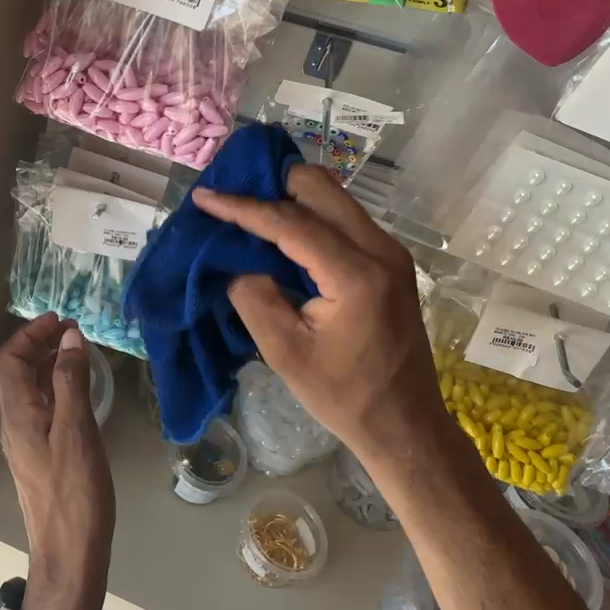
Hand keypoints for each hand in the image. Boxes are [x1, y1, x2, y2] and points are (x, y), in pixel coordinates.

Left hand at [0, 315, 113, 609]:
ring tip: (78, 350)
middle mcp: (15, 423)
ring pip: (30, 389)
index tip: (58, 319)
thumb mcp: (77, 430)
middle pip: (17, 371)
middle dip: (40, 344)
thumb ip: (71, 381)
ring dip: (49, 364)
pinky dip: (58, 387)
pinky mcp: (41, 455)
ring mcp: (27, 441)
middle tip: (73, 330)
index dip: (29, 334)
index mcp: (17, 414)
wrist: (70, 553)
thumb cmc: (74, 492)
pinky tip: (80, 389)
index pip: (8, 359)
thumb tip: (68, 337)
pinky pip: (43, 407)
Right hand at [192, 164, 443, 456]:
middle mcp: (381, 250)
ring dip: (288, 196)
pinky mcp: (388, 259)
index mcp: (357, 275)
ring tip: (247, 211)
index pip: (290, 222)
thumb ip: (252, 295)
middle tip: (229, 197)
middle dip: (269, 184)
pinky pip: (341, 216)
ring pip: (332, 195)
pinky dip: (306, 214)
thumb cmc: (344, 397)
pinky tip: (277, 232)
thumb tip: (233, 257)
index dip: (241, 207)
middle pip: (319, 186)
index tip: (203, 197)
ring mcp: (389, 251)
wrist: (406, 426)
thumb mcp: (284, 352)